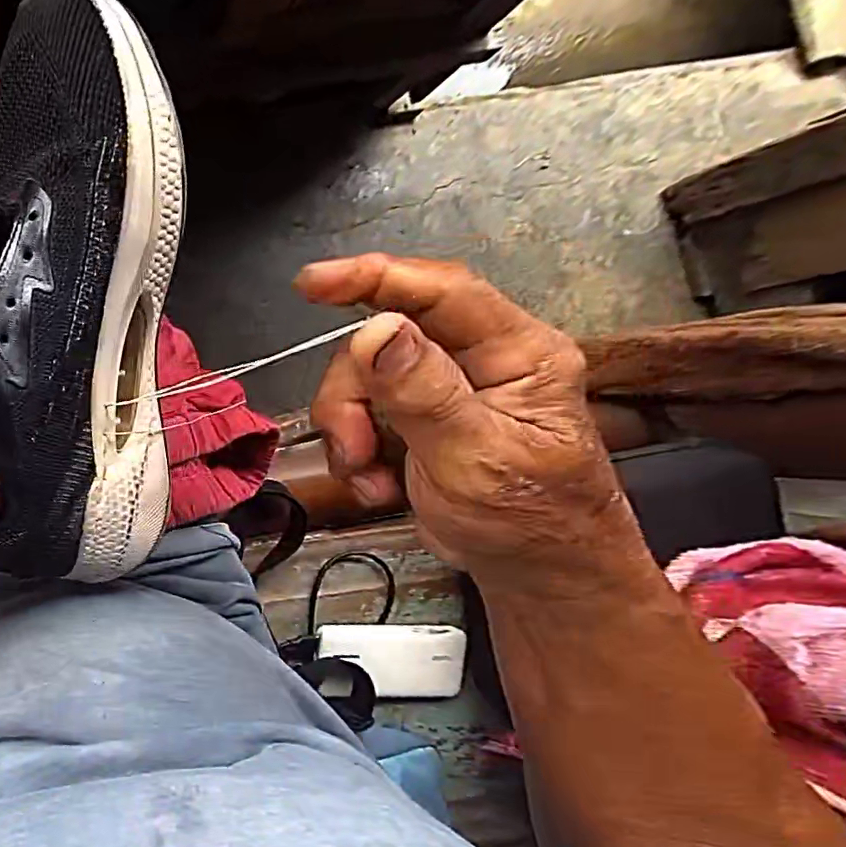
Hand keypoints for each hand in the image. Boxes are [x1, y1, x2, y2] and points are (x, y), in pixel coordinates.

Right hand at [295, 255, 637, 582]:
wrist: (529, 569)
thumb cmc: (529, 521)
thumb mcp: (476, 460)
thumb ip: (426, 395)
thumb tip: (377, 332)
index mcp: (515, 353)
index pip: (441, 292)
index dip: (375, 278)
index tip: (315, 283)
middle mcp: (473, 358)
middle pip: (380, 342)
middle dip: (353, 397)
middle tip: (355, 449)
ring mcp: (437, 385)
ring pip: (357, 378)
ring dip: (349, 432)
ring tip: (371, 477)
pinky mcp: (409, 413)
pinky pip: (355, 412)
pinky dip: (352, 451)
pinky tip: (377, 482)